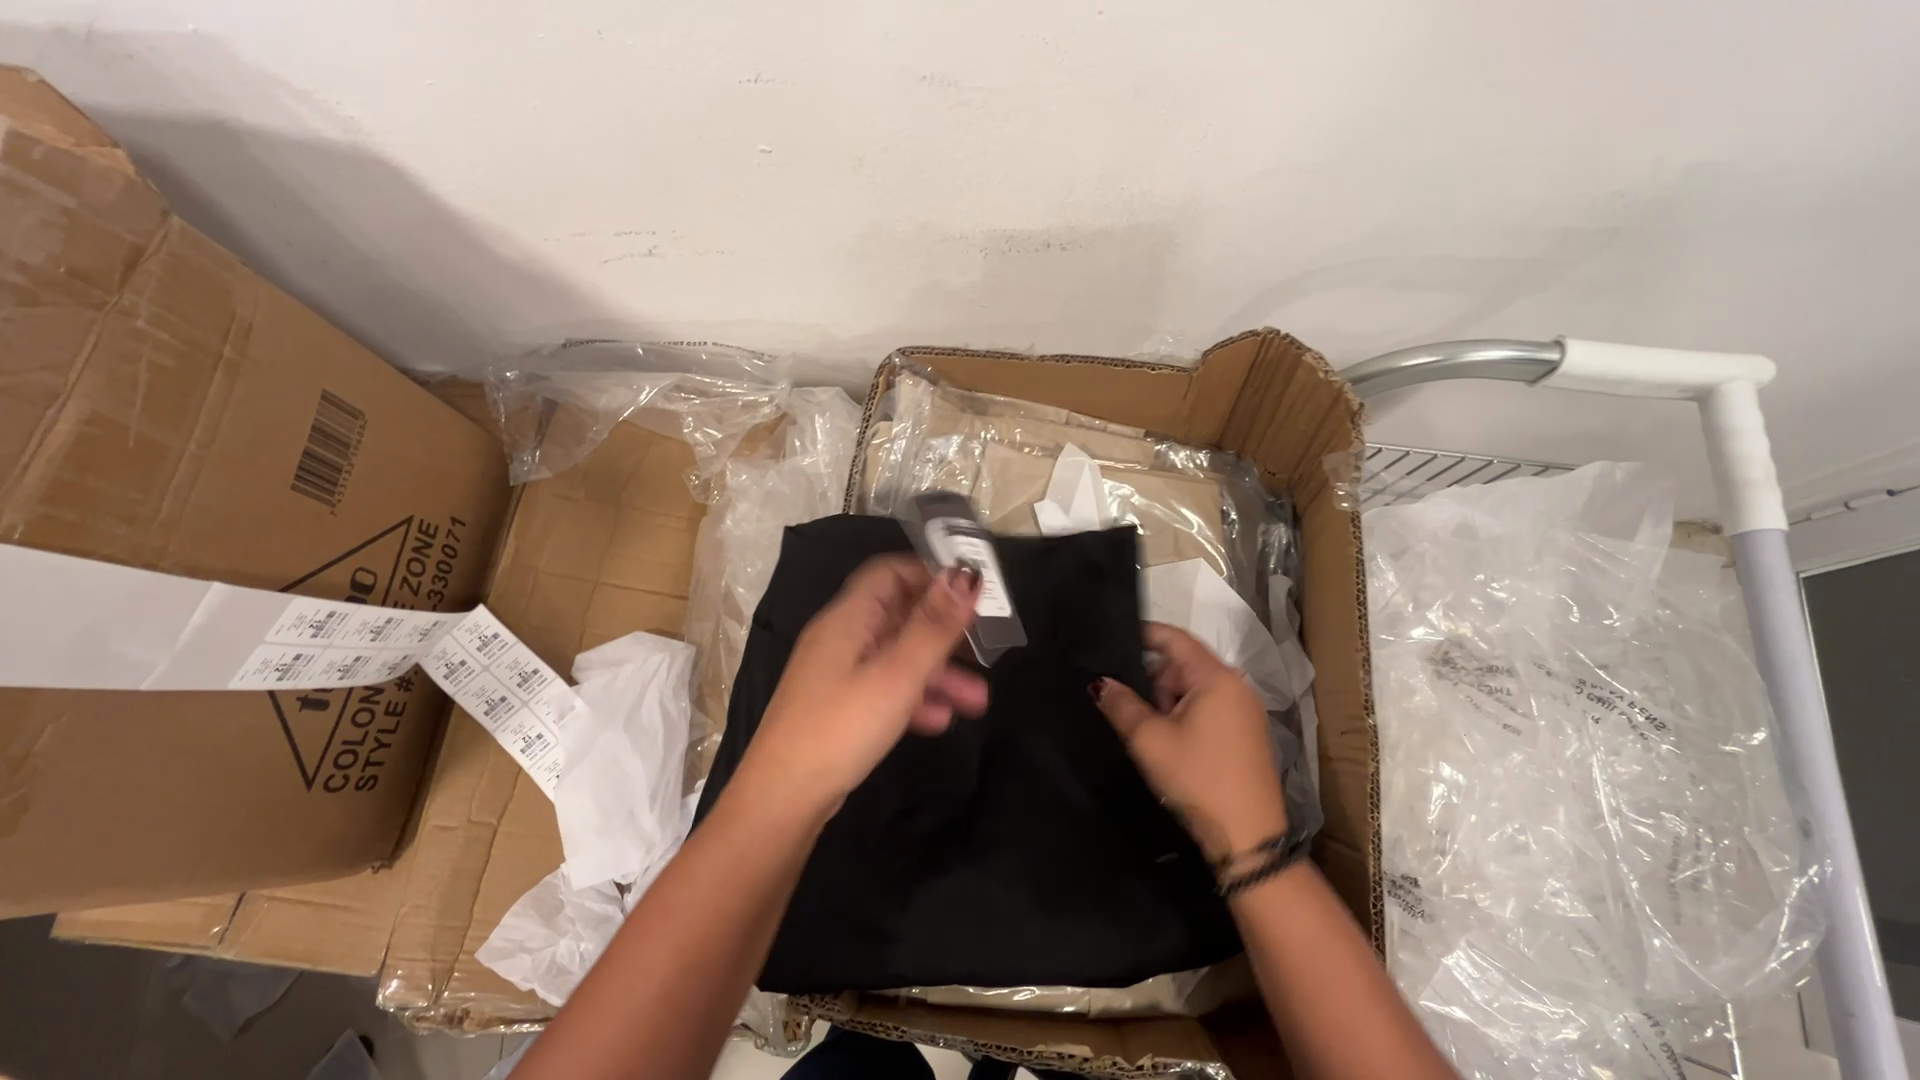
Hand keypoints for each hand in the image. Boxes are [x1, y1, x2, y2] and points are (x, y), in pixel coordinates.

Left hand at [736, 555, 989, 812]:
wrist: (783, 797)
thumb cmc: (842, 727)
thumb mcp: (897, 675)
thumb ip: (933, 626)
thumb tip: (964, 576)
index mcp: (849, 618)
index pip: (891, 572)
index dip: (932, 575)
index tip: (973, 593)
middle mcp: (841, 638)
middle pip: (899, 617)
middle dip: (945, 633)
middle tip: (985, 649)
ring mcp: (838, 675)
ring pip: (897, 658)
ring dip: (938, 673)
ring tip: (977, 700)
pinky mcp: (839, 708)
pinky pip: (884, 690)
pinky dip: (914, 699)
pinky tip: (940, 721)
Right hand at [1092, 622, 1287, 862]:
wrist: (1248, 837)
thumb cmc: (1197, 779)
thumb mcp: (1149, 740)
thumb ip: (1121, 704)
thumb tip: (1100, 682)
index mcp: (1216, 677)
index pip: (1174, 638)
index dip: (1142, 634)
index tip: (1111, 640)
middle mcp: (1236, 685)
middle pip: (1183, 664)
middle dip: (1154, 682)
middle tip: (1134, 713)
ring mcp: (1245, 710)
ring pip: (1194, 689)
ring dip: (1169, 704)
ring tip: (1153, 737)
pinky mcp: (1246, 734)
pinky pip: (1208, 708)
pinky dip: (1186, 717)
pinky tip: (1173, 745)